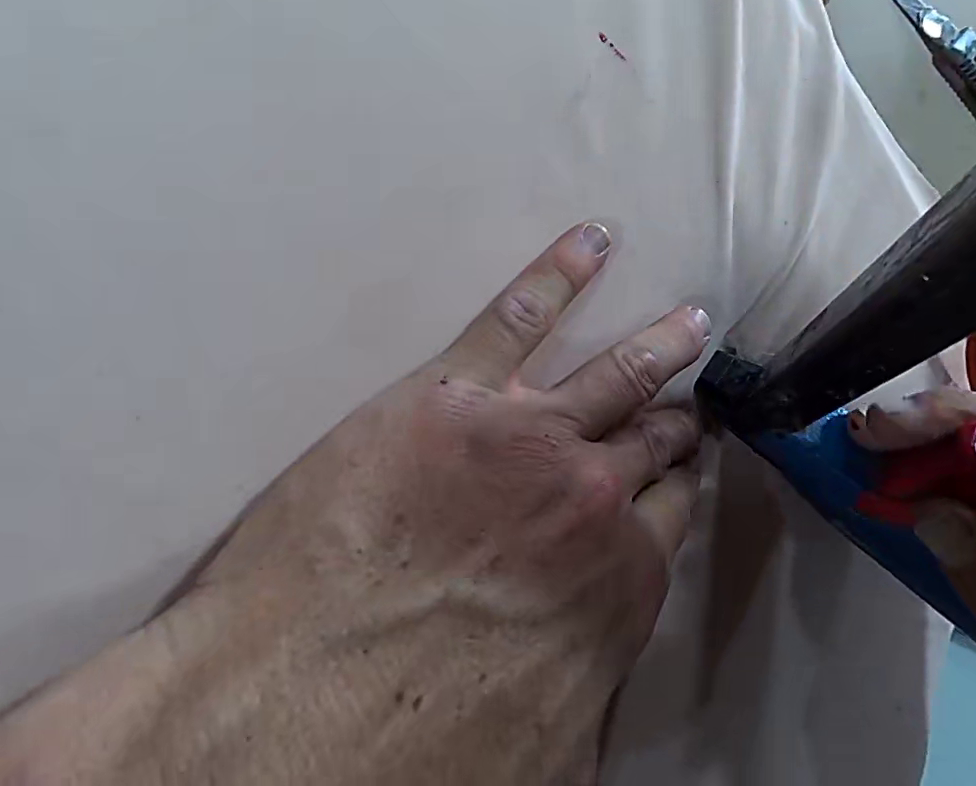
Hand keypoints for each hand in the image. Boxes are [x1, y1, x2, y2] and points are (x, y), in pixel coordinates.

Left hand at [0, 223, 710, 785]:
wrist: (283, 719)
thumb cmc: (419, 754)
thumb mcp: (548, 748)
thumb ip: (596, 683)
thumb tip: (607, 661)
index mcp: (621, 574)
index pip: (676, 506)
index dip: (685, 481)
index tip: (691, 462)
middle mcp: (594, 491)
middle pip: (655, 437)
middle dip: (679, 416)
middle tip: (693, 398)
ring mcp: (530, 432)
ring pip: (618, 372)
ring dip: (660, 342)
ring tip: (690, 318)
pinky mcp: (454, 391)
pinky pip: (521, 316)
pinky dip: (563, 273)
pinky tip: (593, 240)